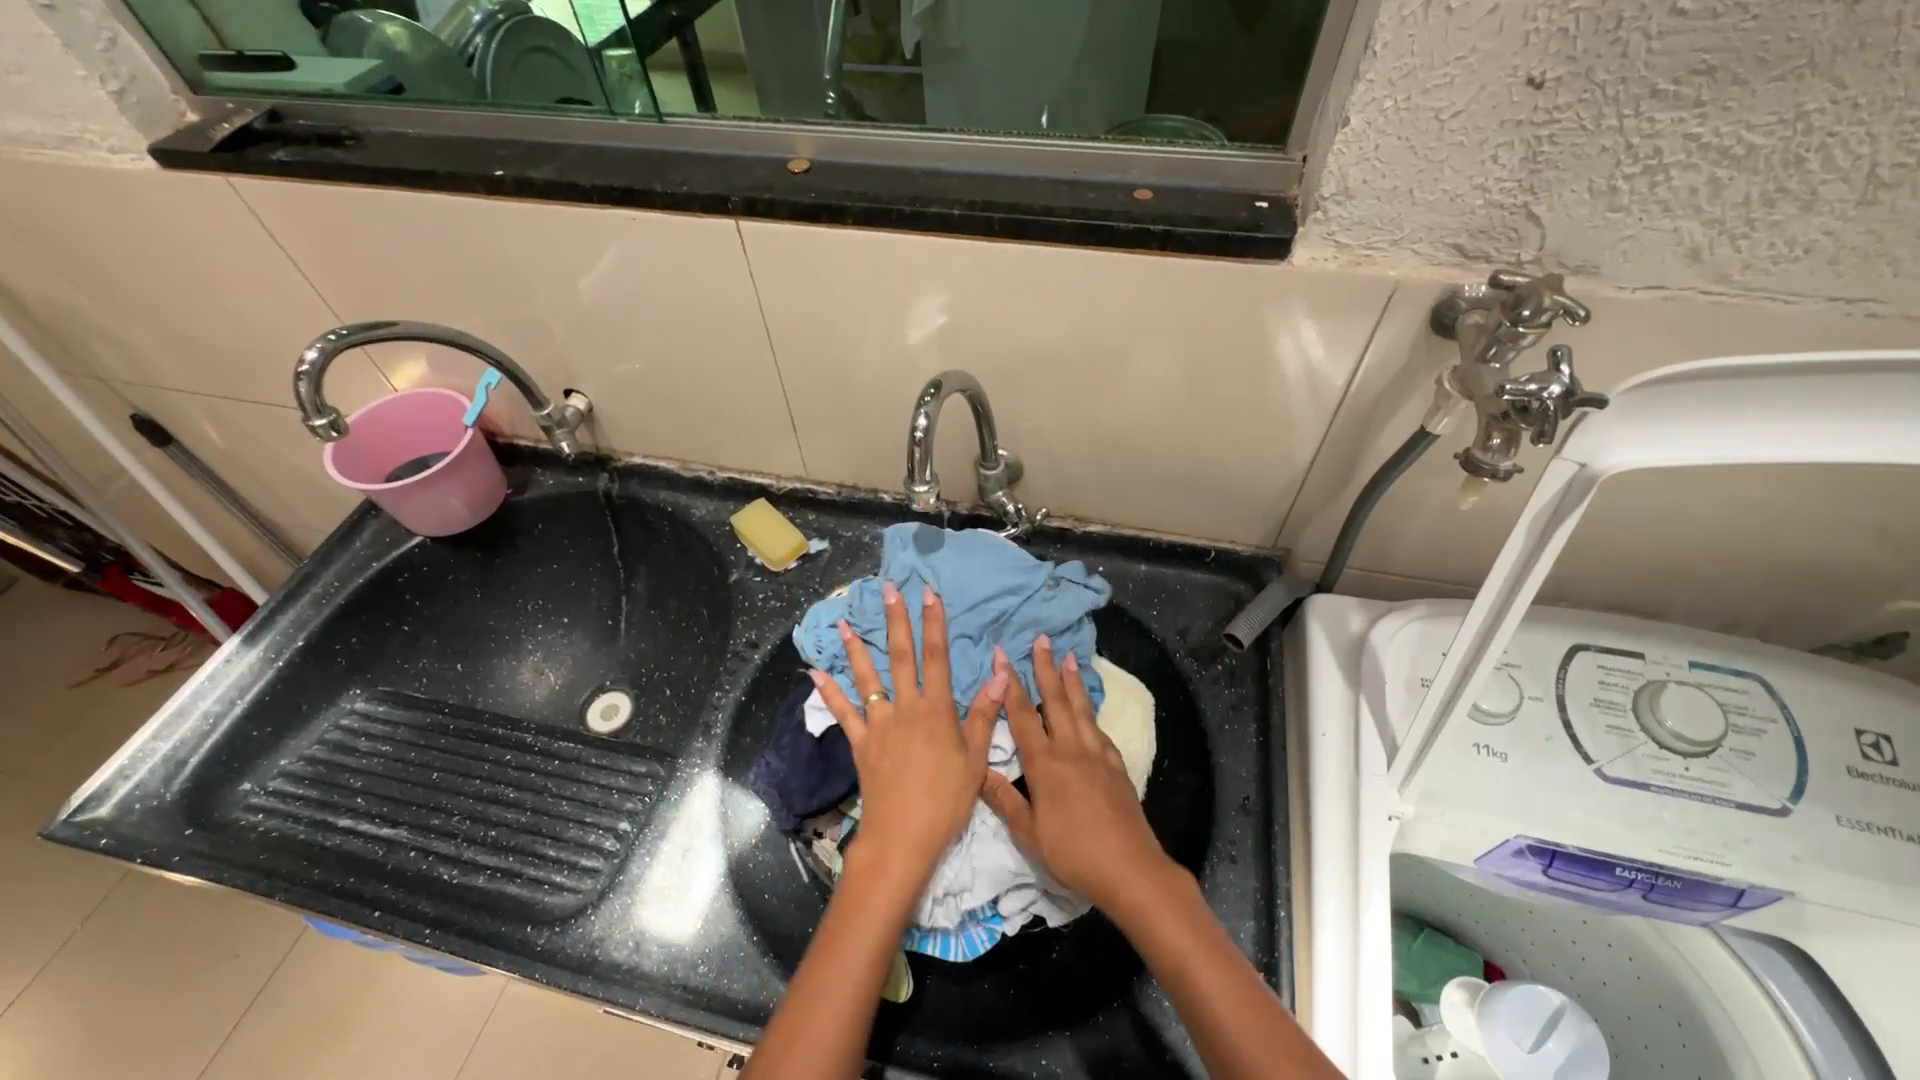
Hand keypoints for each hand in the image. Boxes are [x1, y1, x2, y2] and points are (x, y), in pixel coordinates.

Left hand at [811, 580, 1008, 873]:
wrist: (903, 836)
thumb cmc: (946, 801)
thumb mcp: (975, 760)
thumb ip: (984, 716)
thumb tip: (999, 674)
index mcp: (937, 711)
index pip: (937, 658)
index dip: (934, 624)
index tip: (929, 594)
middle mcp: (906, 709)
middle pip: (900, 657)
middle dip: (896, 621)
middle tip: (888, 590)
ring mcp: (879, 725)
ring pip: (867, 679)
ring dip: (856, 649)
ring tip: (845, 622)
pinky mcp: (859, 743)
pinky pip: (842, 712)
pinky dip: (828, 692)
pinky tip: (814, 673)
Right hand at [980, 636, 1176, 909]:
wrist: (1129, 868)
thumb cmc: (1072, 854)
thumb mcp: (1028, 833)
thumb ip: (1005, 799)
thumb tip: (979, 771)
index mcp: (1045, 765)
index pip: (1022, 716)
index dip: (1010, 685)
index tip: (1002, 656)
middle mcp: (1071, 751)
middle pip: (1055, 702)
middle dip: (1046, 669)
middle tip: (1042, 639)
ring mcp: (1098, 757)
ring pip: (1081, 711)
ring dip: (1073, 683)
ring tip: (1069, 657)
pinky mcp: (1117, 768)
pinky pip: (1100, 732)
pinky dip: (1092, 715)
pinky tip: (1090, 712)